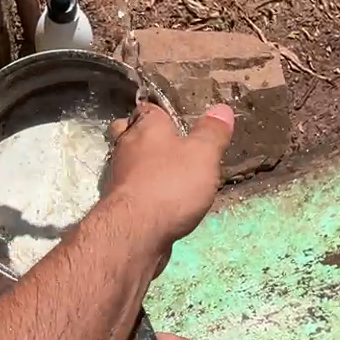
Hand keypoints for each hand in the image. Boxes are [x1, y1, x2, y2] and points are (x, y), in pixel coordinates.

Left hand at [102, 102, 232, 244]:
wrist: (137, 231)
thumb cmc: (171, 184)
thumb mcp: (203, 154)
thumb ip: (212, 132)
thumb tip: (221, 108)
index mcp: (146, 127)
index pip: (146, 109)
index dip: (159, 112)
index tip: (173, 119)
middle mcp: (126, 146)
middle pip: (128, 132)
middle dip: (142, 135)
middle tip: (165, 144)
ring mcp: (118, 175)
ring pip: (127, 161)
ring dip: (142, 164)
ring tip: (166, 173)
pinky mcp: (118, 202)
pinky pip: (130, 187)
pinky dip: (142, 189)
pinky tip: (159, 199)